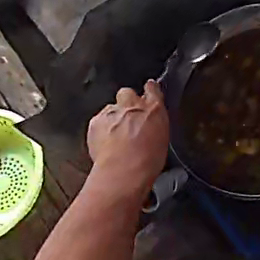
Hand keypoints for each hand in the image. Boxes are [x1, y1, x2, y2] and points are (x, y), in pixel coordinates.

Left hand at [86, 81, 168, 200]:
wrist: (124, 171)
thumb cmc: (147, 161)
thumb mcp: (163, 141)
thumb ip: (156, 126)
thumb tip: (152, 128)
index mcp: (154, 109)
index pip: (152, 88)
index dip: (149, 90)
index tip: (149, 91)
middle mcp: (132, 105)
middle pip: (127, 93)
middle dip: (127, 103)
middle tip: (129, 119)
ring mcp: (112, 112)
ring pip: (111, 108)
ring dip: (113, 118)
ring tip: (116, 138)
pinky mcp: (96, 122)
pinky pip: (98, 121)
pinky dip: (100, 129)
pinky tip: (106, 144)